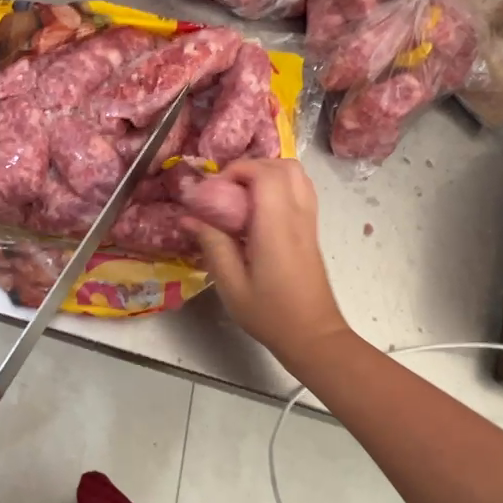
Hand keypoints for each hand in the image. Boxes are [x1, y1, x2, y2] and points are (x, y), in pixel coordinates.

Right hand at [184, 159, 351, 362]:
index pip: (266, 175)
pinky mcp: (311, 230)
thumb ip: (212, 245)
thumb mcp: (230, 285)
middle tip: (227, 188)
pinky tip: (257, 209)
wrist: (314, 336)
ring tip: (241, 194)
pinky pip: (301, 190)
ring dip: (267, 173)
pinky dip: (279, 185)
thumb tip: (188, 217)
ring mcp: (309, 222)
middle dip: (251, 166)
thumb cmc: (270, 314)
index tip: (215, 189)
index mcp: (276, 228)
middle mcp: (298, 218)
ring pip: (297, 175)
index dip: (238, 170)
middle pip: (285, 166)